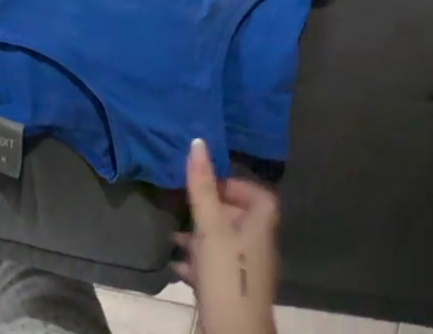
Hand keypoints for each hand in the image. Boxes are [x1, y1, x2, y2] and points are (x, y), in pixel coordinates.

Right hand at [173, 138, 278, 333]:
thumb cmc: (226, 274)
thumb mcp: (210, 227)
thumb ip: (202, 186)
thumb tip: (198, 141)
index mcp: (260, 227)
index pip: (259, 195)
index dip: (237, 184)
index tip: (210, 183)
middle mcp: (257, 246)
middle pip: (237, 217)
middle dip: (209, 209)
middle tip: (184, 206)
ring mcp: (245, 270)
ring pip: (222, 242)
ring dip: (198, 236)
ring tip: (173, 235)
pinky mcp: (232, 290)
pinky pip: (214, 267)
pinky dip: (196, 262)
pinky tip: (177, 264)